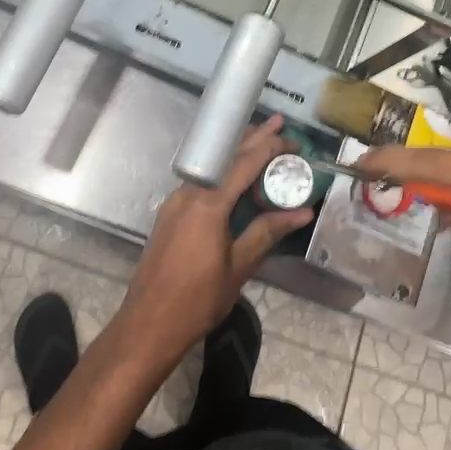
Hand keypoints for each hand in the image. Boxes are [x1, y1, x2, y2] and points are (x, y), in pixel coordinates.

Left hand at [115, 116, 314, 360]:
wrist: (148, 325)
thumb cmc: (197, 300)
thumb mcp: (239, 267)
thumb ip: (267, 232)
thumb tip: (302, 211)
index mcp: (207, 204)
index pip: (243, 163)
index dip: (270, 148)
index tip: (294, 142)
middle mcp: (188, 194)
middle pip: (224, 157)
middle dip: (253, 139)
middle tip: (280, 124)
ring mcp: (175, 203)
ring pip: (211, 168)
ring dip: (236, 156)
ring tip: (263, 144)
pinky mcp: (170, 215)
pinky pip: (200, 183)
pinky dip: (222, 174)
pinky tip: (237, 180)